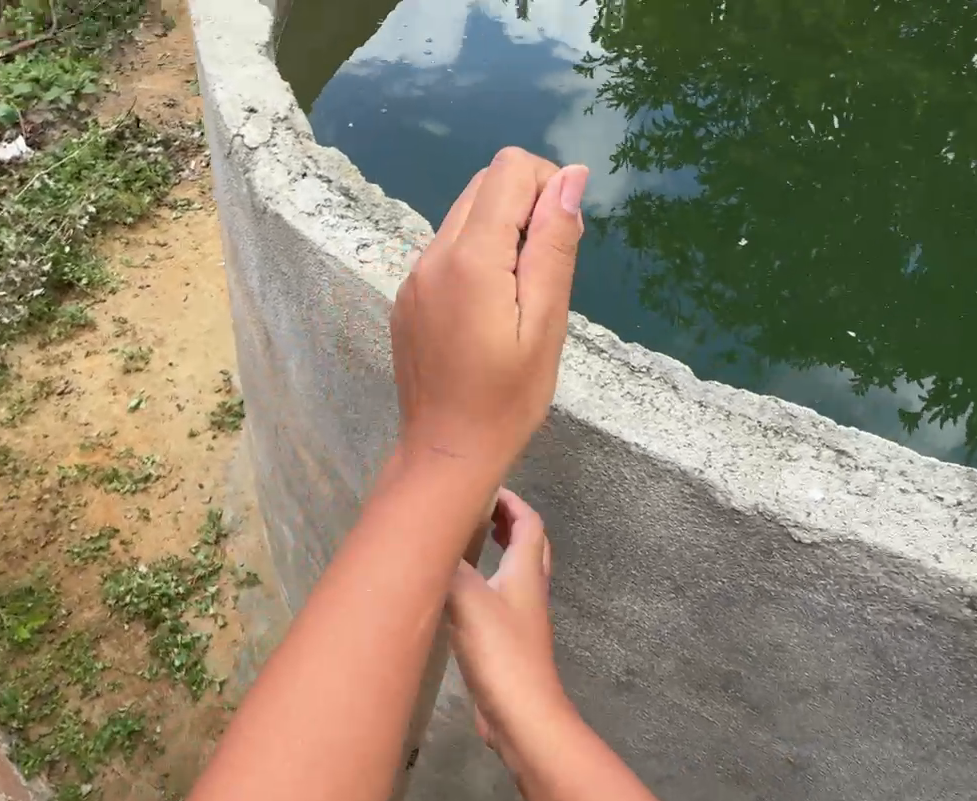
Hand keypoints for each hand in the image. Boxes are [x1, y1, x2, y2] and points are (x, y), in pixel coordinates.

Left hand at [391, 148, 590, 481]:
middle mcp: (430, 257)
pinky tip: (486, 315)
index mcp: (469, 259)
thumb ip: (554, 245)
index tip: (561, 238)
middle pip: (481, 187)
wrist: (446, 454)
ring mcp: (411, 280)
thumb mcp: (545, 324)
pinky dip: (473, 261)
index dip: (546, 185)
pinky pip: (443, 255)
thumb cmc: (507, 401)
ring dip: (498, 235)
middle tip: (542, 272)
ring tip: (516, 299)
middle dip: (523, 207)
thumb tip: (571, 177)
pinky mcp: (405, 302)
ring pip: (461, 219)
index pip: (507, 170)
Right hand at [448, 489, 568, 776]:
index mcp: (525, 573)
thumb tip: (428, 542)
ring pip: (514, 574)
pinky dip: (484, 585)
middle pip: (529, 546)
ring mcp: (520, 620)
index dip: (510, 501)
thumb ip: (449, 568)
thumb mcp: (469, 601)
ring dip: (497, 554)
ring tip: (466, 547)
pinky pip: (499, 601)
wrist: (521, 715)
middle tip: (478, 513)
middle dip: (507, 524)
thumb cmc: (501, 653)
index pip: (528, 524)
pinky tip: (457, 597)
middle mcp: (528, 591)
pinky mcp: (507, 644)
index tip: (483, 487)